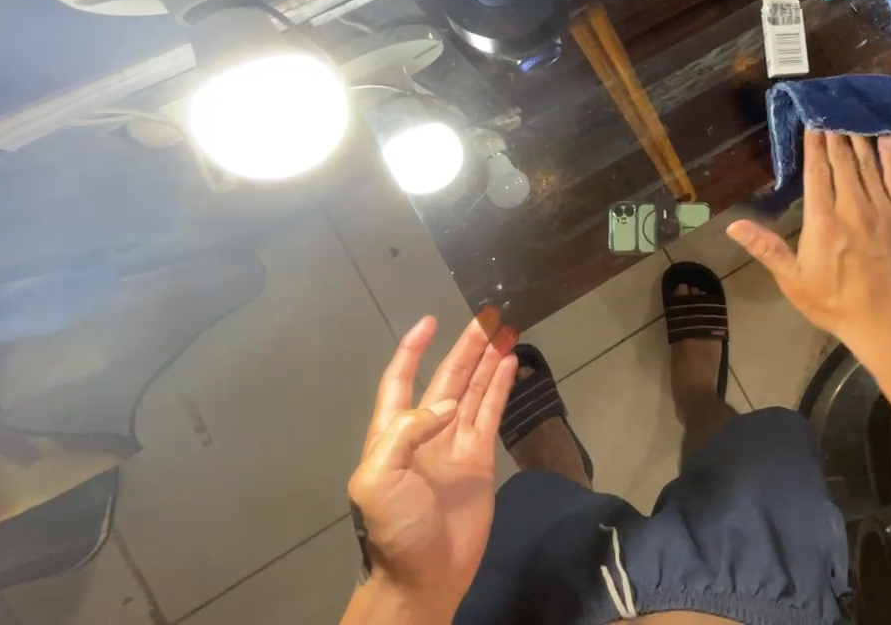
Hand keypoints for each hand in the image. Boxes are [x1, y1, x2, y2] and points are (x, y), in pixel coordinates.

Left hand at [346, 313, 517, 615]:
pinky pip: (492, 412)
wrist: (424, 575)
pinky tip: (511, 364)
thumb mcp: (379, 480)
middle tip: (489, 316)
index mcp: (392, 434)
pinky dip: (501, 386)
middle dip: (466, 347)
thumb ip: (406, 433)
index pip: (401, 381)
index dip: (413, 351)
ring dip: (488, 360)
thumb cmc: (394, 529)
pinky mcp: (480, 456)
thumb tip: (448, 405)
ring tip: (505, 330)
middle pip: (447, 378)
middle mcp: (425, 430)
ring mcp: (455, 442)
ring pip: (474, 389)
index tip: (430, 322)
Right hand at [730, 131, 890, 361]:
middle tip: (829, 114)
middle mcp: (852, 209)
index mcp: (824, 223)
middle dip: (834, 137)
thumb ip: (766, 248)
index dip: (813, 147)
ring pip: (867, 166)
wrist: (886, 321)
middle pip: (842, 163)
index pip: (817, 174)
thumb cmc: (834, 302)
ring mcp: (880, 210)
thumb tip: (733, 225)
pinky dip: (889, 157)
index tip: (811, 125)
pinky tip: (885, 139)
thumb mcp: (794, 280)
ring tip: (851, 120)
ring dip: (858, 141)